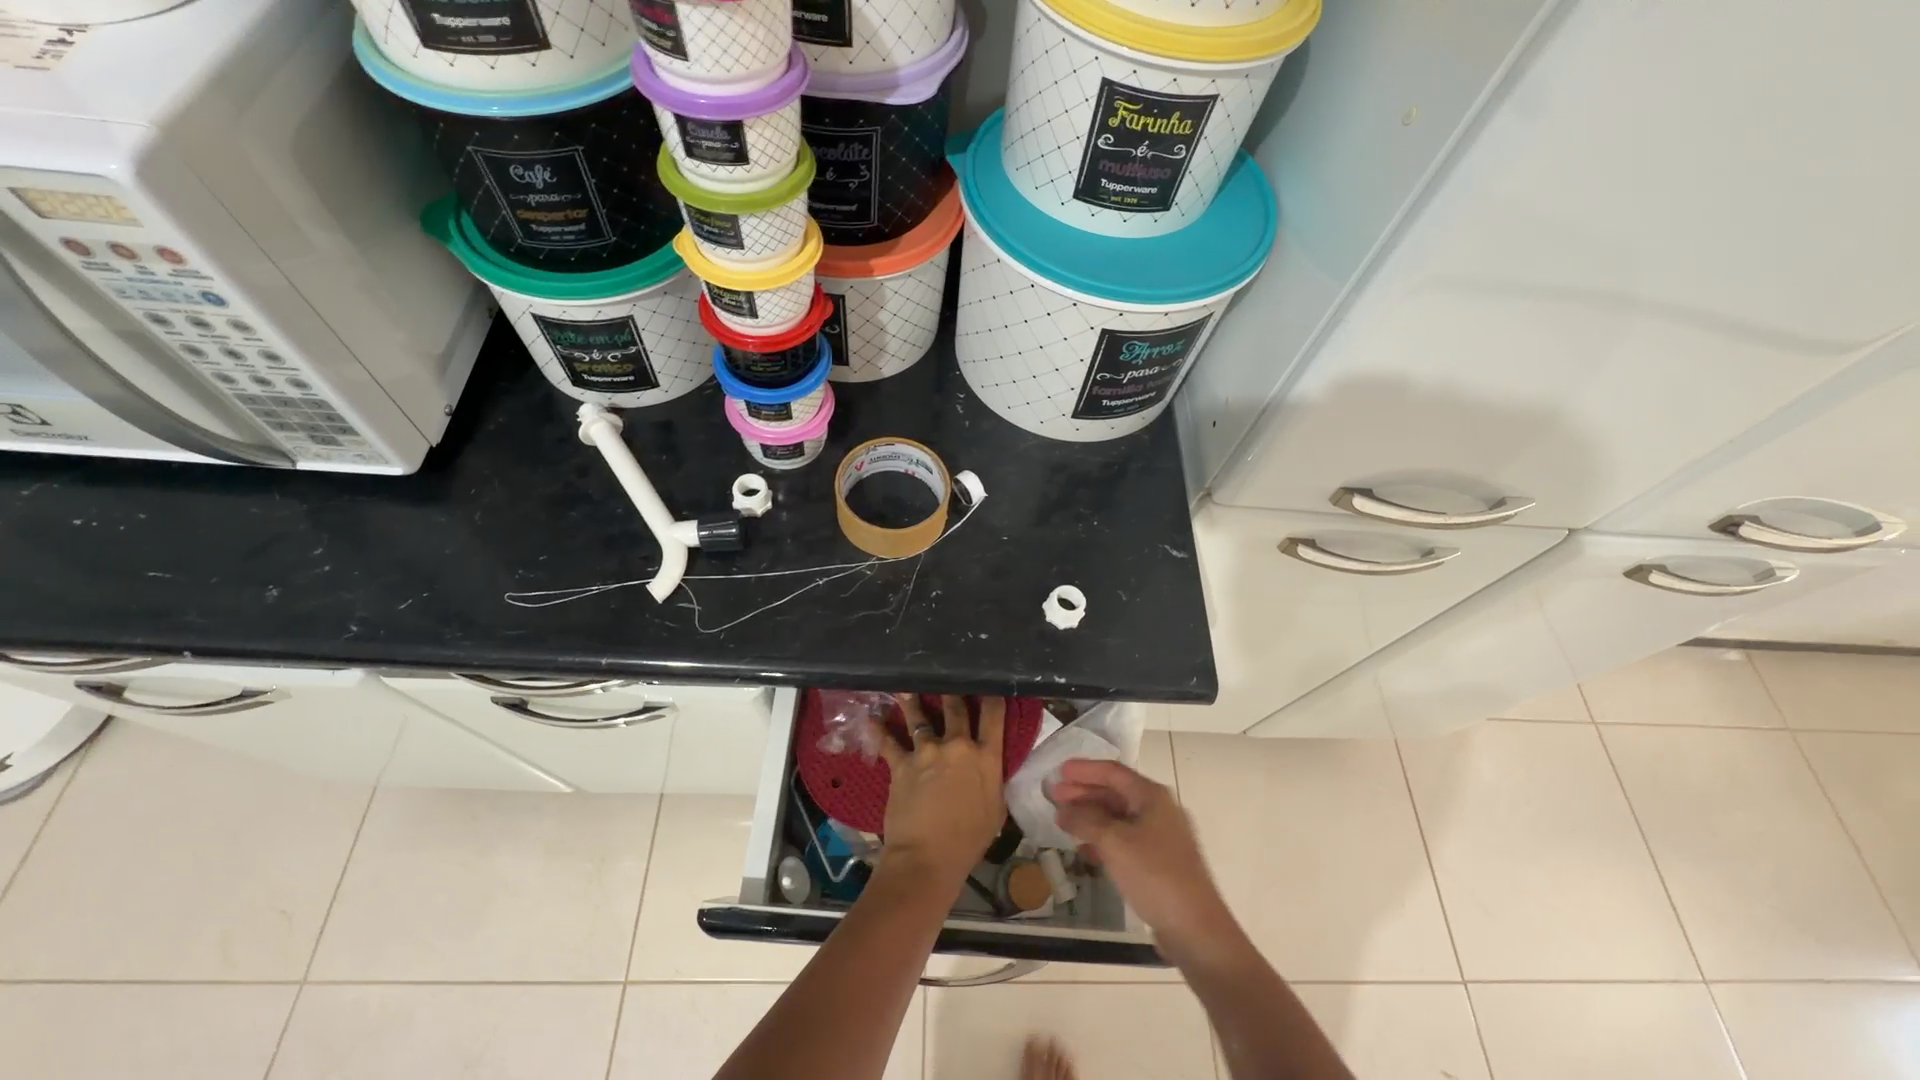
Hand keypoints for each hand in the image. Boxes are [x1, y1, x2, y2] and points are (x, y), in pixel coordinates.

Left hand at [865, 695, 1007, 886]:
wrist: (928, 856)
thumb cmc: (970, 839)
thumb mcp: (996, 808)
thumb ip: (992, 778)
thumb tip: (988, 766)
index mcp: (986, 757)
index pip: (993, 715)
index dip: (992, 694)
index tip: (989, 682)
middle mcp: (957, 746)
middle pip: (955, 707)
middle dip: (951, 689)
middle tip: (945, 673)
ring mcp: (926, 752)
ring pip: (919, 716)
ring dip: (912, 699)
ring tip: (903, 685)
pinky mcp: (901, 764)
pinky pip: (887, 742)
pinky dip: (878, 730)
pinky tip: (870, 718)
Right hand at [1051, 759, 1234, 949]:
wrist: (1193, 926)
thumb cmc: (1154, 874)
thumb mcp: (1114, 842)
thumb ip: (1085, 820)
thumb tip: (1063, 809)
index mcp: (1152, 797)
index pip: (1113, 772)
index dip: (1085, 769)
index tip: (1058, 772)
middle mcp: (1158, 811)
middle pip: (1116, 793)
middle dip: (1084, 793)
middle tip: (1053, 796)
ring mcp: (1160, 838)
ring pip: (1118, 818)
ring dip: (1090, 817)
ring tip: (1062, 821)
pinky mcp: (1158, 862)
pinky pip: (1124, 841)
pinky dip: (1102, 841)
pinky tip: (1084, 851)